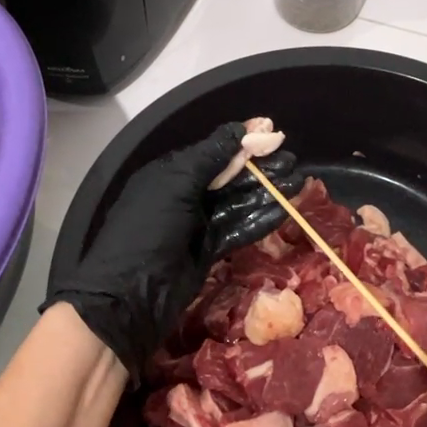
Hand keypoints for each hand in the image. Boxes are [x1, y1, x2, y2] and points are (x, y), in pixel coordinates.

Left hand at [44, 122, 295, 373]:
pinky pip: (238, 228)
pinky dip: (260, 218)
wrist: (128, 296)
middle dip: (261, 168)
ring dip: (266, 191)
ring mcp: (197, 224)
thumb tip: (240, 129)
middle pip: (230, 176)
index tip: (274, 135)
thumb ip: (211, 157)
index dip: (244, 143)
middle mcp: (185, 194)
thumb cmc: (147, 230)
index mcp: (171, 173)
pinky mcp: (208, 250)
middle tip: (292, 160)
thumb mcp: (176, 184)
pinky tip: (285, 208)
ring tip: (298, 181)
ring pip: (238, 202)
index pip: (214, 151)